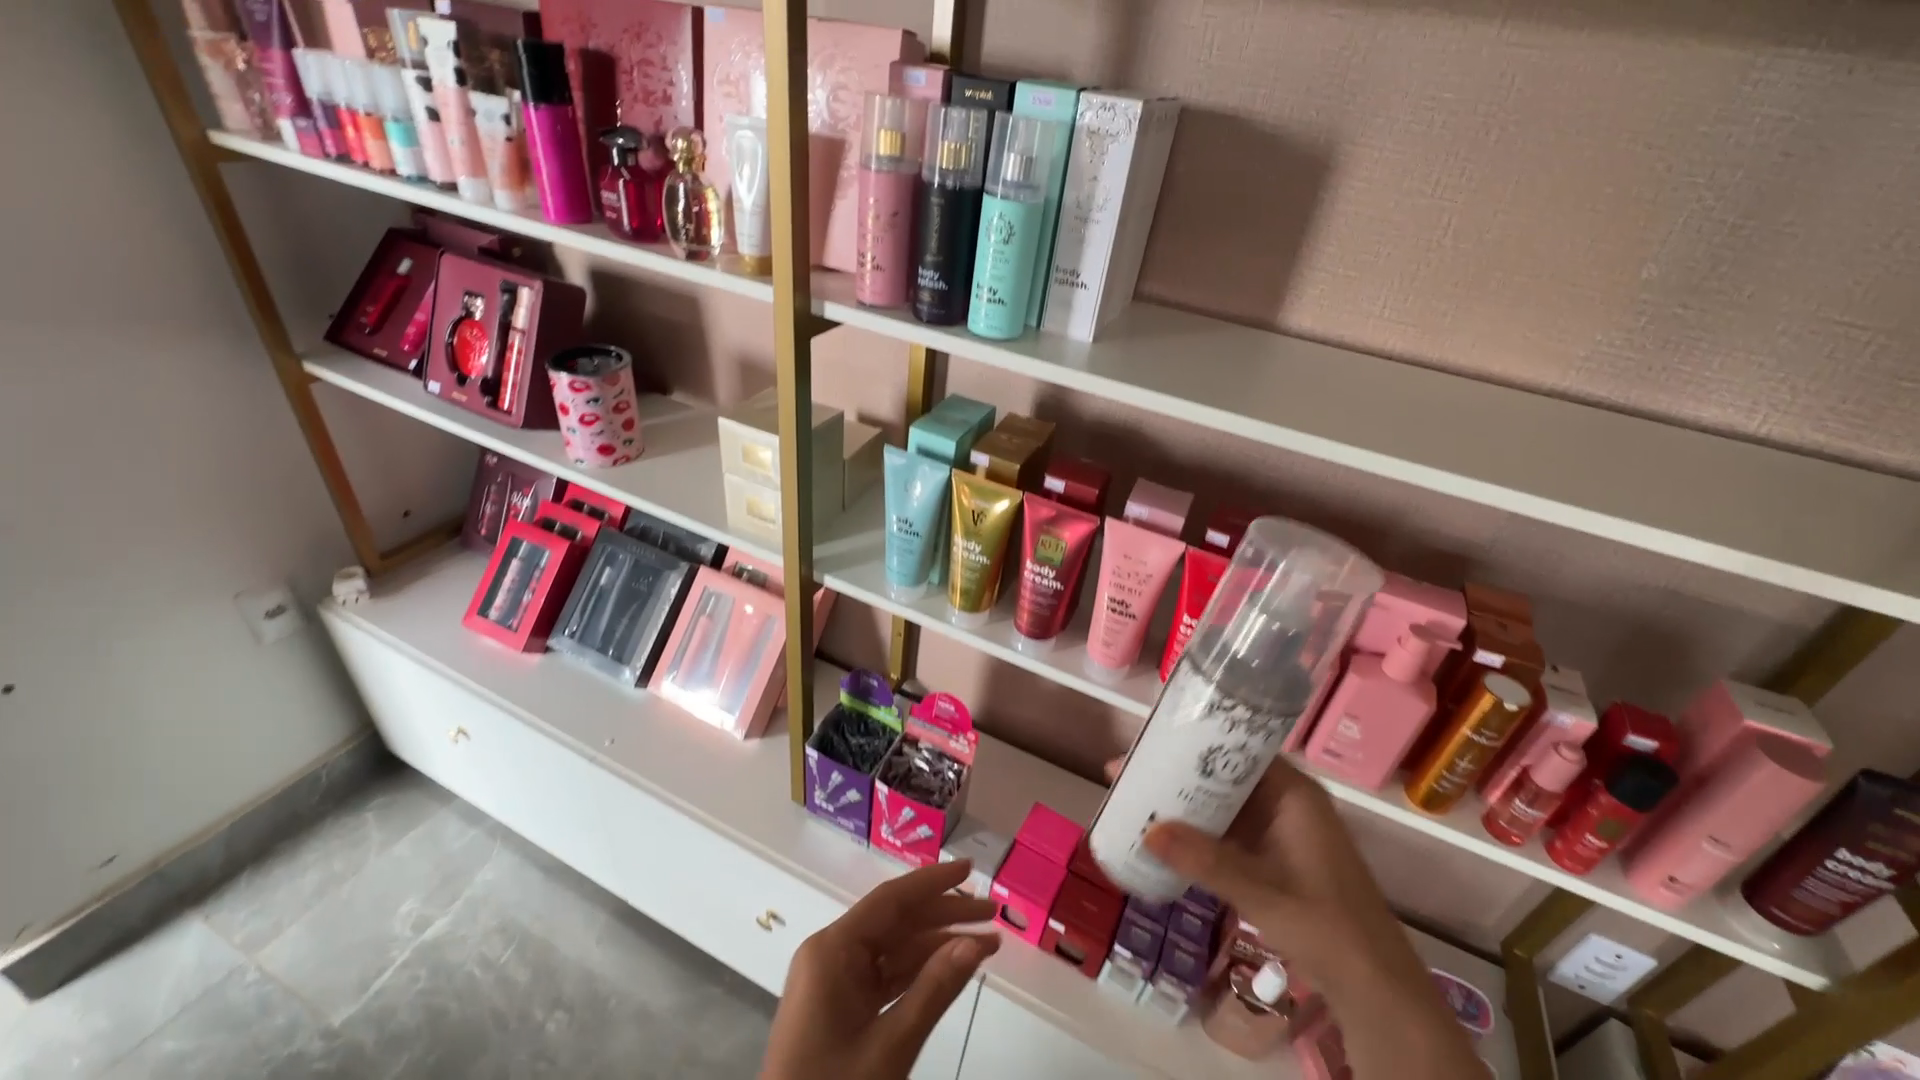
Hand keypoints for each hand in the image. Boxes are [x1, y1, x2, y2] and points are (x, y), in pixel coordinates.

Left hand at [760, 860, 1001, 1079]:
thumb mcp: (891, 1043)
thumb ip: (935, 989)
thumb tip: (976, 942)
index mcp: (832, 950)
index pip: (890, 900)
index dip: (932, 882)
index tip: (970, 869)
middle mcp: (830, 954)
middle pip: (894, 921)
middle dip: (945, 915)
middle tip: (994, 914)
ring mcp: (833, 981)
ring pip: (893, 948)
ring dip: (937, 945)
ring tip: (987, 944)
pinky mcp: (838, 1006)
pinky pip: (884, 975)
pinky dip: (919, 972)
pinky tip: (953, 969)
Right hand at [1108, 754, 1410, 992]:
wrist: (1375, 987)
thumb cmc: (1327, 928)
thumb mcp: (1261, 893)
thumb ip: (1205, 860)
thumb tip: (1149, 831)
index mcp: (1294, 794)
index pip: (1237, 749)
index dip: (1191, 743)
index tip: (1146, 745)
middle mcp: (1289, 803)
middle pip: (1225, 774)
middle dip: (1178, 775)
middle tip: (1127, 774)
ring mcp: (1284, 831)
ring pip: (1225, 805)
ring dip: (1186, 805)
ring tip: (1136, 800)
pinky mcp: (1278, 858)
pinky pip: (1231, 832)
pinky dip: (1201, 833)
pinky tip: (1166, 839)